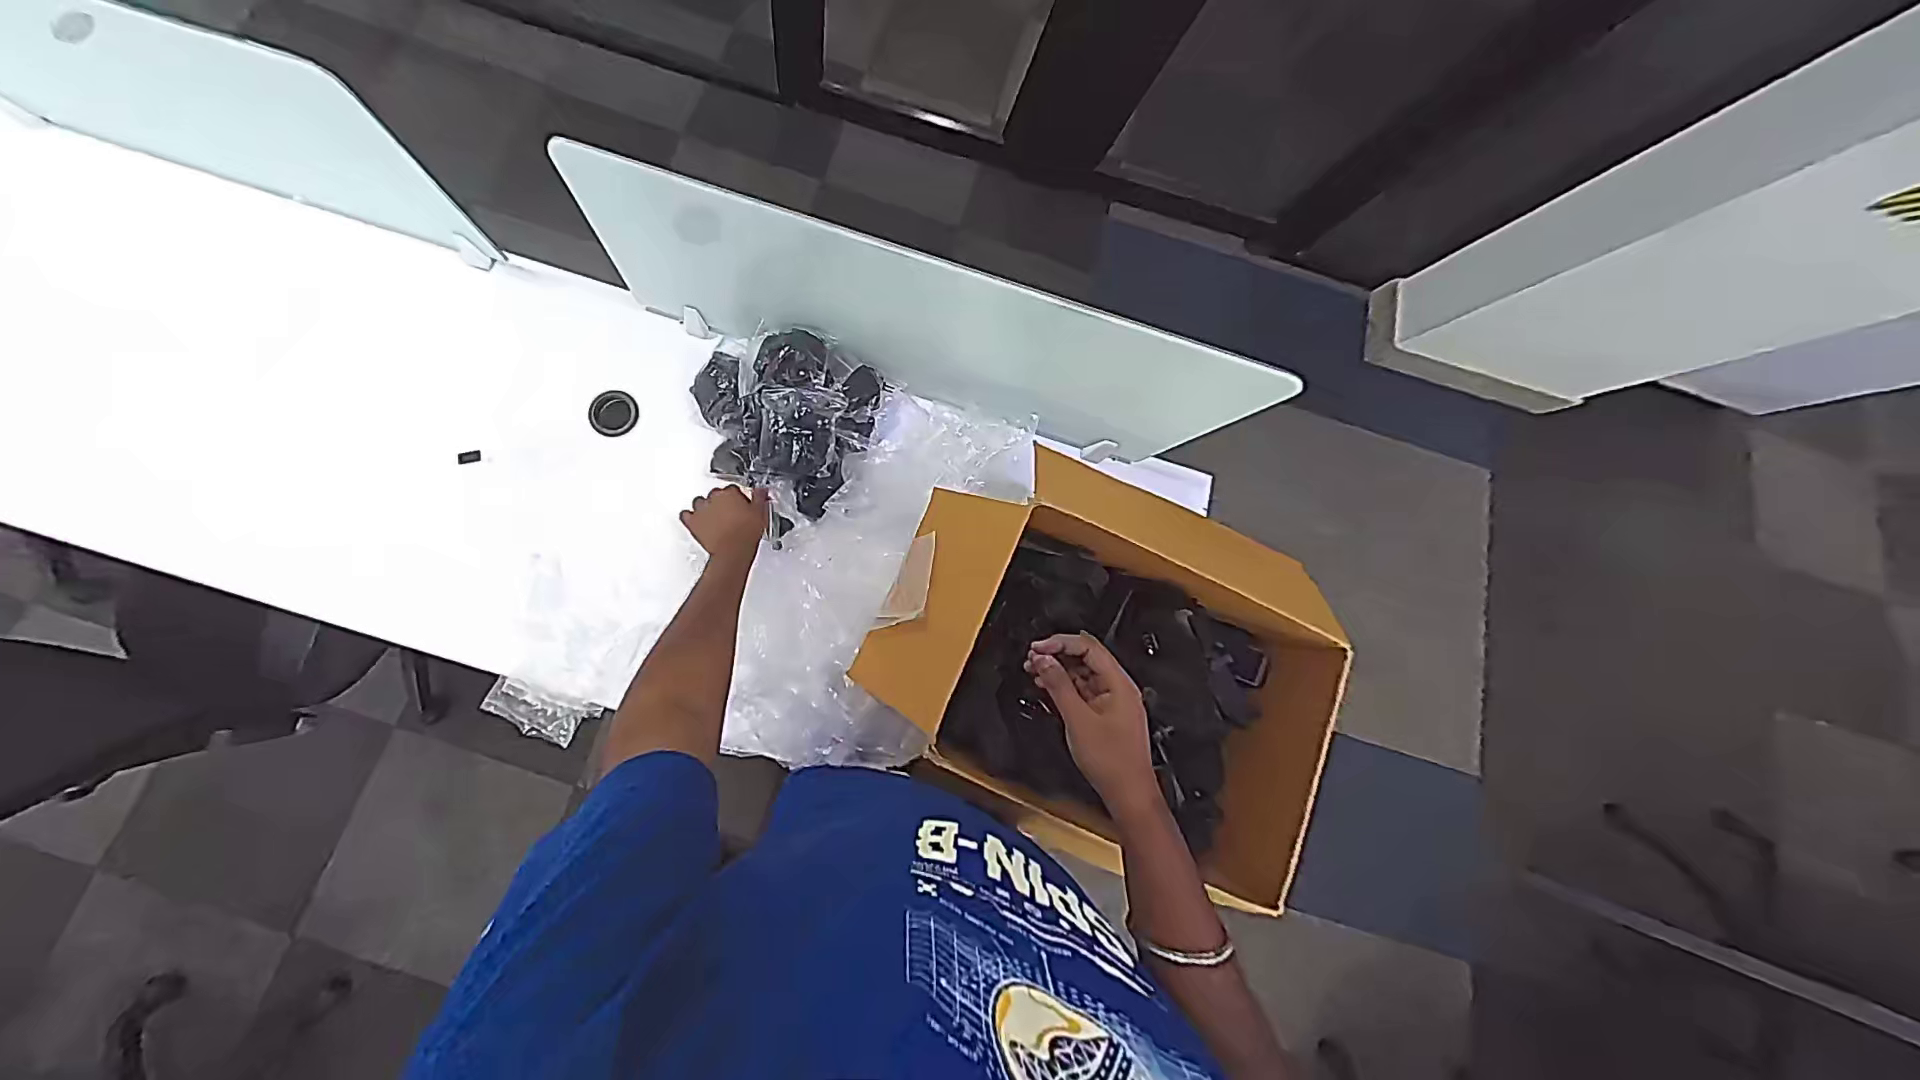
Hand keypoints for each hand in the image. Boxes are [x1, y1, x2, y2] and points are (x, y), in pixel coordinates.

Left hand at [680, 486, 766, 568]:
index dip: (738, 497)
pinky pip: (685, 515)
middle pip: (715, 493)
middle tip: (730, 512)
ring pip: (699, 502)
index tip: (741, 504)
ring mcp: (701, 509)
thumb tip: (760, 490)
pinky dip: (690, 516)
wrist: (733, 550)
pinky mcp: (692, 522)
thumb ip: (759, 497)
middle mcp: (713, 498)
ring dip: (705, 507)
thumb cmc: (746, 533)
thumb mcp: (760, 512)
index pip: (733, 489)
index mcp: (730, 493)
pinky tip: (696, 519)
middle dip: (721, 501)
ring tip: (714, 516)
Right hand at [1025, 633, 1157, 811]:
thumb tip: (1044, 661)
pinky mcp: (1105, 713)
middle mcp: (1118, 688)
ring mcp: (1112, 700)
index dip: (1060, 643)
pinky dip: (1064, 686)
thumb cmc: (1113, 763)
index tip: (1038, 648)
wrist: (1128, 794)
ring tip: (1035, 670)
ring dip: (1058, 670)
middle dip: (1057, 654)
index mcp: (1119, 684)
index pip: (1088, 647)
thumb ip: (1059, 686)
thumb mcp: (1078, 719)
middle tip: (1033, 658)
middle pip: (1085, 657)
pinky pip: (1083, 690)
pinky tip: (1048, 687)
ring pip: (1082, 673)